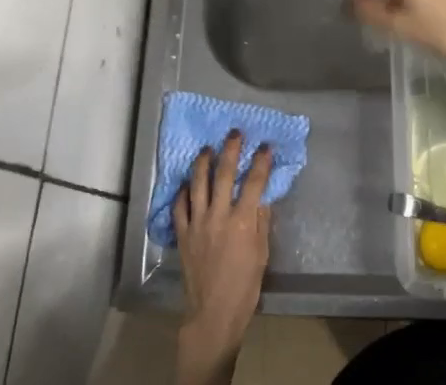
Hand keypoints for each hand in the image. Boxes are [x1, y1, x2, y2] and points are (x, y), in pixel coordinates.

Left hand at [174, 131, 271, 384]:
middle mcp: (219, 215)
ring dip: (203, 162)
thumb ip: (262, 222)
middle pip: (224, 174)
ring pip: (197, 183)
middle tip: (234, 133)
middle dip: (230, 150)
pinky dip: (183, 191)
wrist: (213, 312)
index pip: (254, 182)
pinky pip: (179, 205)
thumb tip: (262, 198)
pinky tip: (187, 183)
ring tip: (207, 149)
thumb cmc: (244, 286)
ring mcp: (197, 223)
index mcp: (243, 221)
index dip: (261, 162)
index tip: (266, 146)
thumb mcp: (262, 253)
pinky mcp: (182, 233)